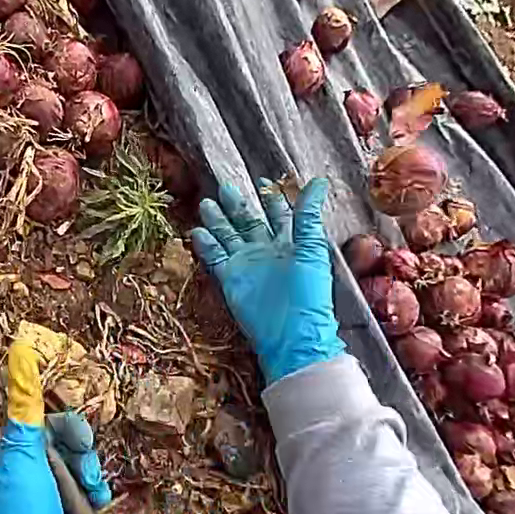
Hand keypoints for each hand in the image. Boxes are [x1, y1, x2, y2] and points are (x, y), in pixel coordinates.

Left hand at [0, 323, 108, 513]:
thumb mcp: (23, 456)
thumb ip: (25, 405)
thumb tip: (19, 348)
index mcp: (10, 447)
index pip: (40, 413)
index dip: (64, 417)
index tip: (78, 432)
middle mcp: (25, 463)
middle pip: (63, 436)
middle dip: (80, 445)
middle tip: (85, 463)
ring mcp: (43, 489)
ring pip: (77, 461)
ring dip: (90, 470)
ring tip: (92, 490)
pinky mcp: (61, 512)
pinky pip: (84, 488)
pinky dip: (94, 491)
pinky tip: (98, 502)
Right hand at [191, 177, 344, 381]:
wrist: (291, 331)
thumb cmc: (309, 292)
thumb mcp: (312, 248)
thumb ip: (308, 216)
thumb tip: (317, 182)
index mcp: (290, 243)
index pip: (278, 215)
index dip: (271, 198)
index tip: (262, 181)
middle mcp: (265, 251)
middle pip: (247, 222)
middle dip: (236, 206)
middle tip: (223, 188)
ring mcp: (245, 264)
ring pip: (228, 236)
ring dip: (217, 221)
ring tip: (206, 204)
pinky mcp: (229, 277)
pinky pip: (214, 257)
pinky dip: (206, 245)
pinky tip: (197, 232)